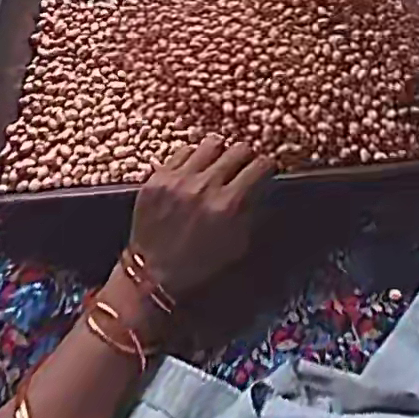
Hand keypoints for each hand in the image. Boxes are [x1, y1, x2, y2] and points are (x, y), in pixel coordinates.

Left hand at [128, 136, 273, 298]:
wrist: (152, 274)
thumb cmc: (198, 263)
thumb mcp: (236, 244)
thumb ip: (251, 211)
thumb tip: (261, 185)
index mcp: (228, 205)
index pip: (259, 166)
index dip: (266, 166)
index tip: (265, 169)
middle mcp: (205, 186)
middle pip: (238, 149)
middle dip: (246, 157)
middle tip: (243, 165)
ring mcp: (179, 179)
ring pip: (211, 143)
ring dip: (220, 152)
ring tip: (217, 163)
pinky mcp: (159, 177)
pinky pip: (183, 151)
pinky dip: (193, 158)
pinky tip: (193, 169)